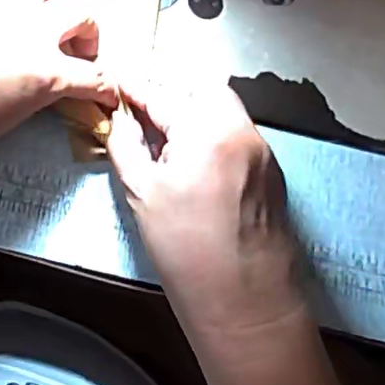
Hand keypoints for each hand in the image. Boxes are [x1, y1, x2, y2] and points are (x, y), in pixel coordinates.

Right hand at [107, 75, 305, 351]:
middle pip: (200, 90)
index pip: (163, 94)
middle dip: (167, 91)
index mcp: (208, 133)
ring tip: (158, 128)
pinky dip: (207, 128)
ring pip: (221, 109)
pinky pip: (233, 131)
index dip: (134, 87)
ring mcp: (261, 151)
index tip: (116, 82)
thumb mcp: (141, 192)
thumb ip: (126, 144)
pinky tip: (186, 151)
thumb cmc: (187, 249)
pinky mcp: (268, 170)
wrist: (246, 302)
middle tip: (136, 105)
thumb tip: (120, 119)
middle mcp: (242, 132)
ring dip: (189, 108)